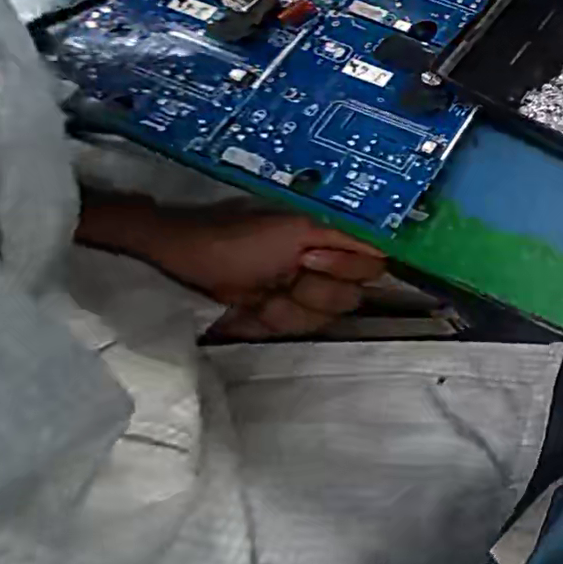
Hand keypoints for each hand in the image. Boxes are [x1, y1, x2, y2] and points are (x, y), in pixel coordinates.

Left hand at [76, 195, 386, 337]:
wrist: (172, 262)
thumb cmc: (235, 239)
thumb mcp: (297, 230)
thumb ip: (348, 238)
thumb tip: (390, 248)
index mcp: (338, 246)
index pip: (375, 266)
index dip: (347, 268)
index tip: (308, 260)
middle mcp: (329, 272)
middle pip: (352, 297)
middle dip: (314, 289)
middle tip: (282, 275)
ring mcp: (303, 297)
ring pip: (324, 318)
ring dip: (288, 309)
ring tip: (259, 295)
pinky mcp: (277, 320)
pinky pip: (293, 333)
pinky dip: (267, 323)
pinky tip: (247, 310)